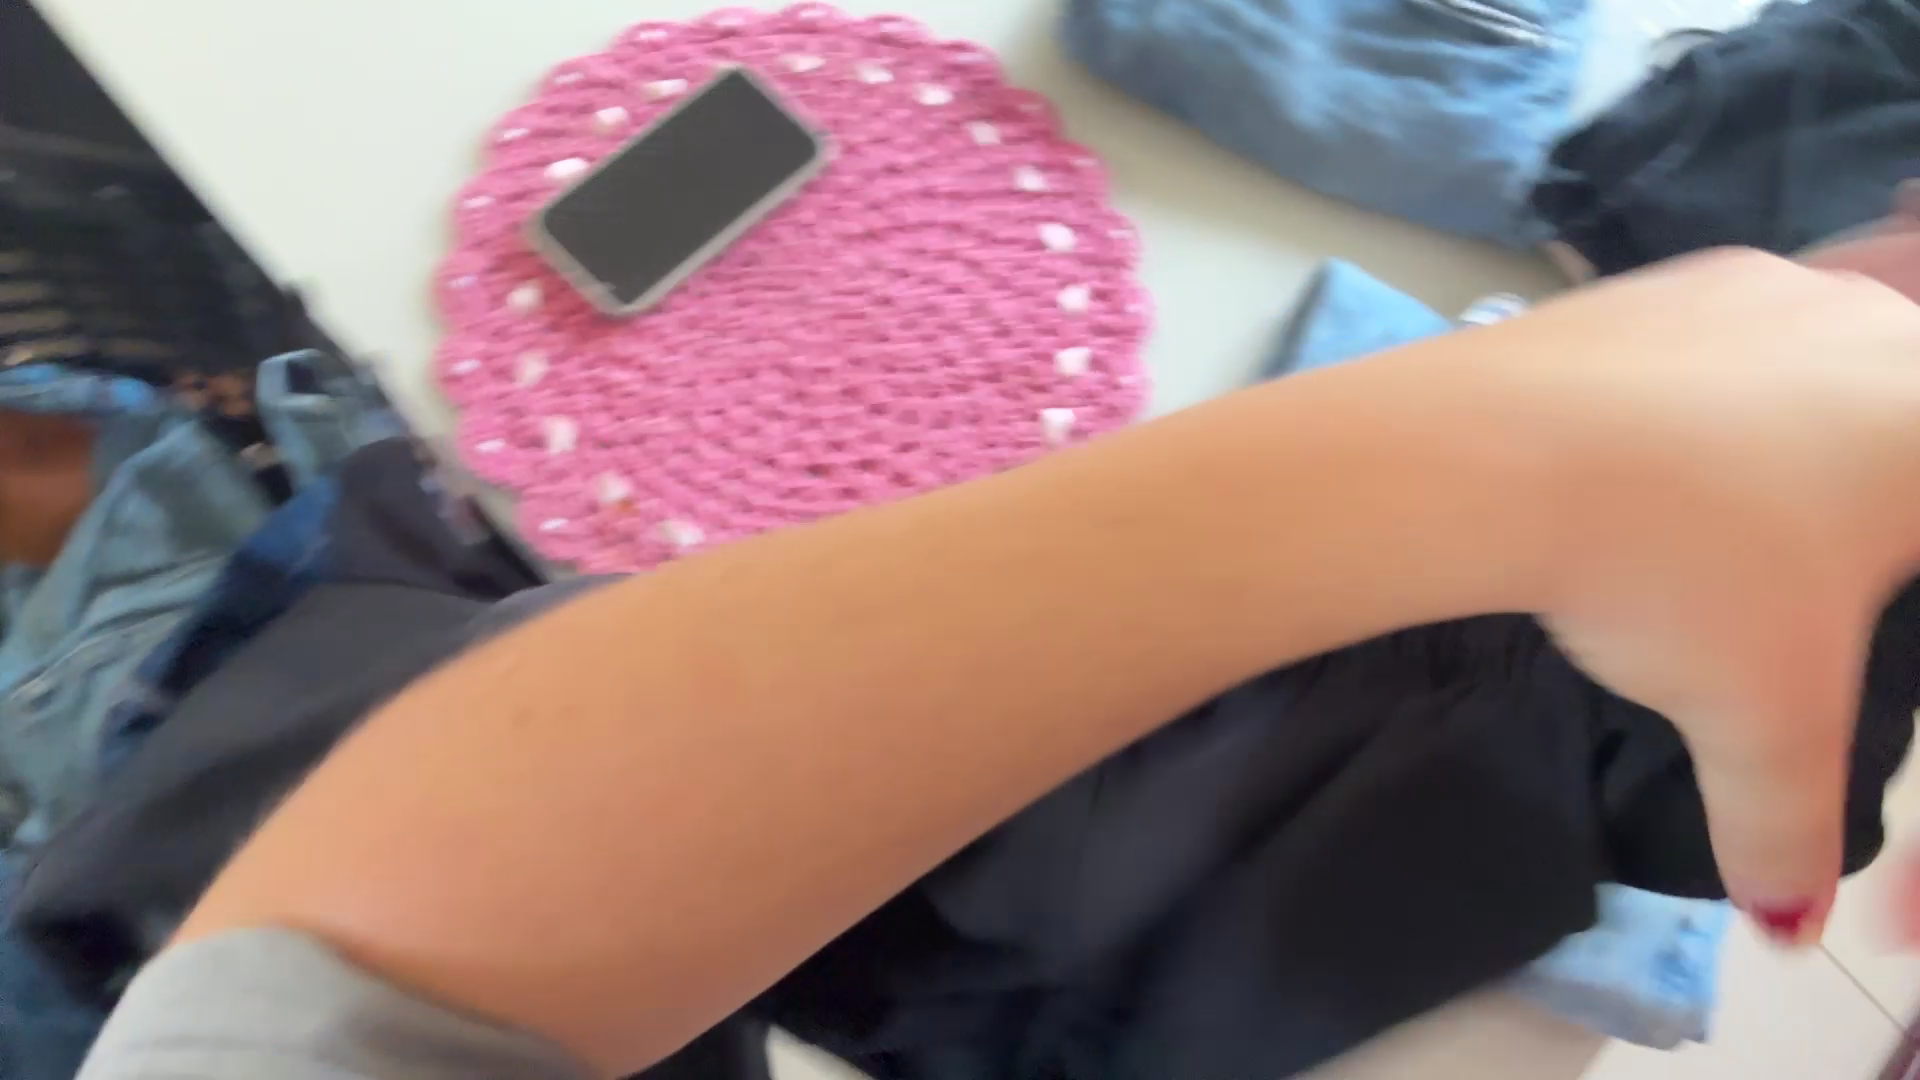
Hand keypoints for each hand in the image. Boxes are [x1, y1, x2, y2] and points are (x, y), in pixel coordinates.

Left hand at [1483, 248, 1919, 943]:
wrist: (1495, 456)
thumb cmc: (1662, 576)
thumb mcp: (1744, 709)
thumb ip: (1781, 817)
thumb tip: (1784, 919)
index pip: (1916, 510)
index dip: (1881, 551)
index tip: (1843, 563)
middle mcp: (1874, 335)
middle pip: (1885, 414)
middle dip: (1838, 480)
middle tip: (1755, 533)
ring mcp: (1750, 292)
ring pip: (1791, 357)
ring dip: (1748, 422)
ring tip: (1661, 490)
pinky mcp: (1638, 286)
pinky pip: (1686, 331)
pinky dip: (1663, 382)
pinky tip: (1602, 431)